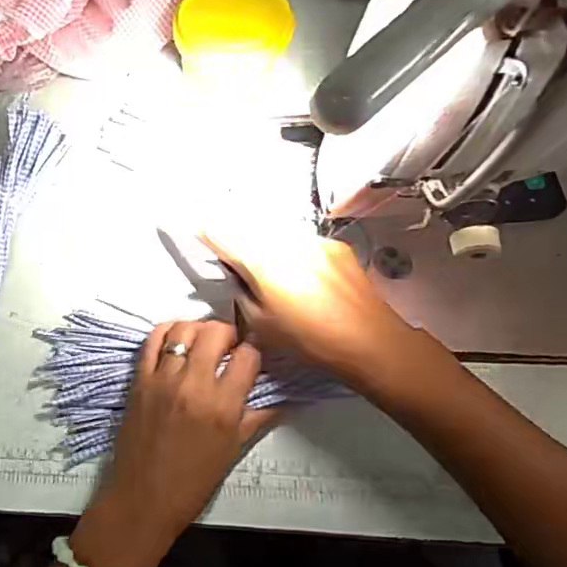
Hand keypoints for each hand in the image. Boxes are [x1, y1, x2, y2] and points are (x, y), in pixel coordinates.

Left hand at [70, 321, 276, 566]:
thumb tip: (280, 397)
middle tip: (231, 346)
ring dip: (199, 329)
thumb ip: (255, 417)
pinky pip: (153, 340)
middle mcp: (193, 385)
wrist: (143, 499)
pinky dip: (168, 331)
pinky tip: (177, 338)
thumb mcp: (232, 450)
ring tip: (204, 342)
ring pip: (184, 329)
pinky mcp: (139, 380)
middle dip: (230, 333)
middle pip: (216, 332)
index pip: (248, 356)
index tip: (253, 357)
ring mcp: (162, 379)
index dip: (255, 352)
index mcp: (222, 406)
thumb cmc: (193, 482)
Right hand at [201, 229, 433, 391]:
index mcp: (264, 262)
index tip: (197, 227)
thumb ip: (242, 293)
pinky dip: (290, 247)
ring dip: (265, 238)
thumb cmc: (309, 340)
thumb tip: (237, 275)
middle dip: (237, 232)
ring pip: (278, 230)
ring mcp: (315, 240)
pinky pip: (302, 239)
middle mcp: (288, 241)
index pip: (226, 235)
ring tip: (264, 259)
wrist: (369, 341)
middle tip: (230, 247)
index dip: (209, 231)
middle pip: (252, 225)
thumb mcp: (261, 325)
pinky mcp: (335, 245)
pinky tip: (297, 268)